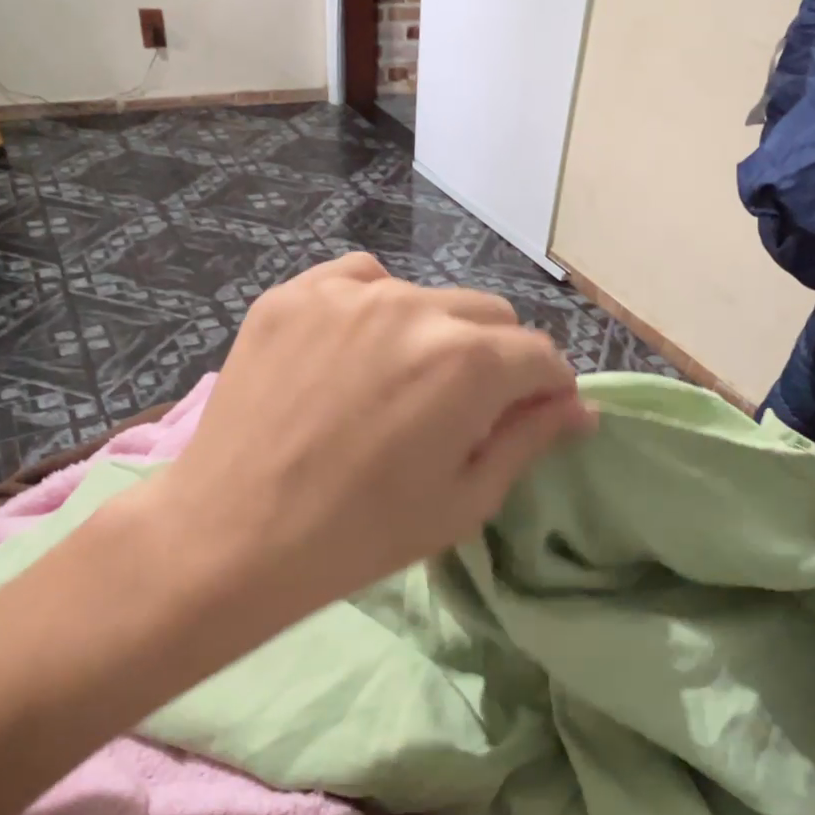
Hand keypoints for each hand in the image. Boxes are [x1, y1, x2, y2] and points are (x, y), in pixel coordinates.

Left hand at [140, 252, 594, 623]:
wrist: (234, 535)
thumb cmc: (362, 535)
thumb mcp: (464, 500)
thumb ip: (529, 440)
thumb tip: (580, 410)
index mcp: (469, 362)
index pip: (542, 357)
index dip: (549, 391)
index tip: (533, 418)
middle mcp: (416, 307)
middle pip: (492, 318)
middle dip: (498, 360)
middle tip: (465, 411)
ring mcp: (349, 292)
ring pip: (428, 298)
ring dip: (437, 336)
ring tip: (401, 386)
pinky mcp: (295, 292)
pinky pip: (363, 280)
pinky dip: (377, 309)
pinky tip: (357, 352)